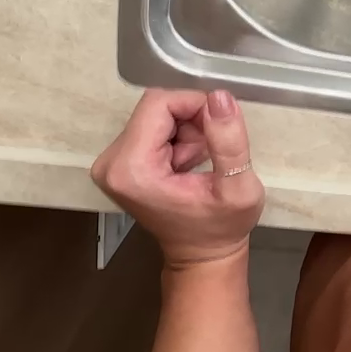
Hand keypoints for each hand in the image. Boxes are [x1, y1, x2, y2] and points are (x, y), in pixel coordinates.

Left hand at [91, 88, 264, 268]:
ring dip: (188, 131)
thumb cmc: (222, 227)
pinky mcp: (121, 162)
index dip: (196, 106)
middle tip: (212, 152)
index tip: (222, 130)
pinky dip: (179, 138)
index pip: (159, 104)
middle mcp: (111, 162)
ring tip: (202, 162)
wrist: (202, 255)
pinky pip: (153, 128)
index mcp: (132, 168)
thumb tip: (220, 96)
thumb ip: (228, 141)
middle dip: (193, 122)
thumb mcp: (239, 187)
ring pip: (157, 116)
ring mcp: (113, 162)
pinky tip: (189, 165)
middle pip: (156, 109)